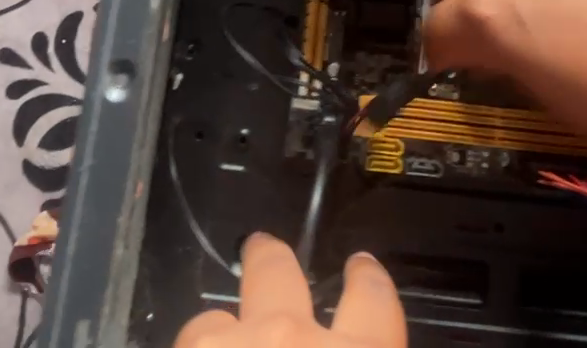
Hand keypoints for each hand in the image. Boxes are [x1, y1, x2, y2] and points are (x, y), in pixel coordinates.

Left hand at [174, 234, 404, 347]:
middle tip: (262, 247)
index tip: (361, 267)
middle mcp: (291, 339)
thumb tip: (355, 339)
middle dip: (269, 258)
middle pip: (278, 275)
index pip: (375, 301)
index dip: (367, 281)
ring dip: (217, 333)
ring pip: (211, 322)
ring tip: (215, 337)